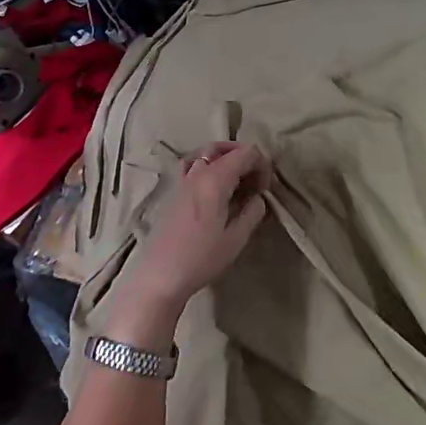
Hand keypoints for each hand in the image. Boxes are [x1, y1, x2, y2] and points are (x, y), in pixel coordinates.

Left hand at [128, 142, 271, 313]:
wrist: (161, 275)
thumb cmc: (201, 258)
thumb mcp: (236, 238)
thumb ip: (252, 212)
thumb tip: (258, 198)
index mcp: (215, 179)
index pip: (246, 153)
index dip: (262, 165)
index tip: (265, 189)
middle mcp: (197, 171)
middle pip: (226, 148)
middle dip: (246, 159)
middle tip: (256, 183)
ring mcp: (182, 179)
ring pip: (207, 153)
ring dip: (227, 160)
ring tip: (237, 183)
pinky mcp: (173, 191)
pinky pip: (192, 165)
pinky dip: (207, 165)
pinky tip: (211, 185)